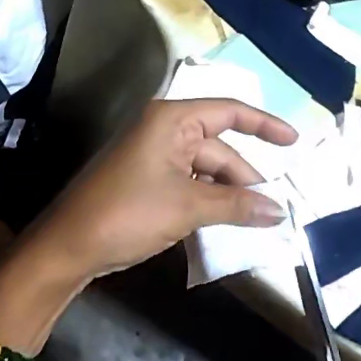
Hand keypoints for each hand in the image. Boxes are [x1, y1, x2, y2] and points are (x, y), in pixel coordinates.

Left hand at [31, 99, 295, 280]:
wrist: (66, 248)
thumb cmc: (128, 213)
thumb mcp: (188, 207)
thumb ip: (236, 205)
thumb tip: (278, 211)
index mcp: (173, 120)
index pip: (229, 112)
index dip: (264, 125)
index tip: (293, 142)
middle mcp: (166, 130)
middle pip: (220, 148)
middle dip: (245, 178)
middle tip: (273, 209)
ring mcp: (155, 156)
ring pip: (207, 170)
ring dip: (229, 195)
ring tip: (255, 221)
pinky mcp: (148, 181)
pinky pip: (191, 184)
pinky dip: (210, 202)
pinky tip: (227, 224)